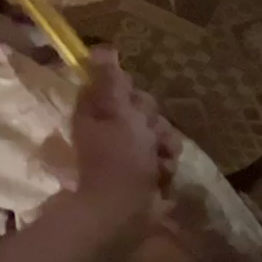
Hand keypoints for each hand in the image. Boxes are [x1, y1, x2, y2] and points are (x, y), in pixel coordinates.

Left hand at [70, 47, 178, 227]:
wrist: (124, 214)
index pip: (122, 86)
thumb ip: (110, 79)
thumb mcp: (116, 112)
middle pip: (144, 108)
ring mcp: (126, 151)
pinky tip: (162, 176)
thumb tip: (100, 48)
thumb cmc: (119, 160)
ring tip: (159, 161)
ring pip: (158, 132)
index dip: (134, 94)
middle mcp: (109, 127)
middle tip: (149, 136)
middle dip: (154, 122)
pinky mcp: (142, 171)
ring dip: (164, 145)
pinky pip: (163, 156)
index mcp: (96, 110)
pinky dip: (165, 165)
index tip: (136, 106)